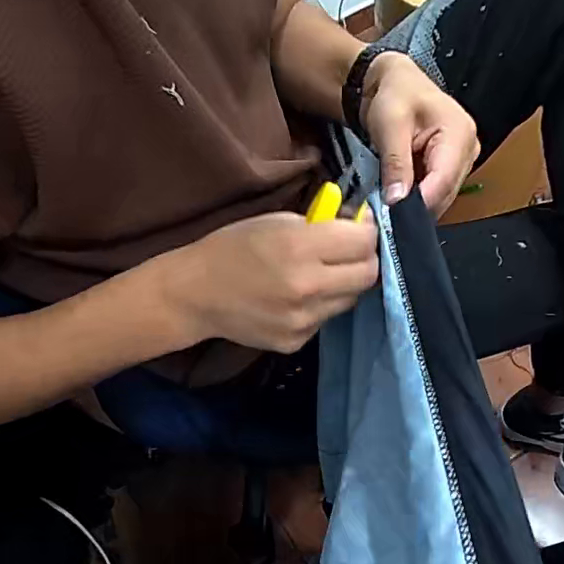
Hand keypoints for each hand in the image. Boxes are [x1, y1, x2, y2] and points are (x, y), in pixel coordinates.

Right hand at [163, 211, 378, 352]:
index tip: (360, 228)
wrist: (196, 294)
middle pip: (368, 275)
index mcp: (300, 247)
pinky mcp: (296, 342)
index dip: (367, 231)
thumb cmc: (233, 248)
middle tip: (351, 252)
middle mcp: (307, 287)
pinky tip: (297, 298)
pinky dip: (320, 306)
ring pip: (350, 299)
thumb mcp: (276, 221)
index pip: (364, 242)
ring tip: (319, 274)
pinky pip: (325, 319)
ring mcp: (303, 320)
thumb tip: (358, 227)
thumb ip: (321, 225)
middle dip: (365, 259)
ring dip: (343, 284)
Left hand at [360, 51, 479, 217]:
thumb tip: (396, 200)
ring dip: (415, 204)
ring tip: (390, 202)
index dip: (419, 202)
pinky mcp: (450, 172)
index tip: (393, 215)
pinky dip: (416, 199)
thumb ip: (395, 163)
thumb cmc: (395, 95)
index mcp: (460, 134)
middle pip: (444, 194)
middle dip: (415, 206)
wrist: (394, 85)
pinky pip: (434, 194)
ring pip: (439, 198)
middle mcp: (468, 151)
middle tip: (384, 213)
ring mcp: (461, 163)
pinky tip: (399, 195)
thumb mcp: (390, 125)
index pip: (444, 180)